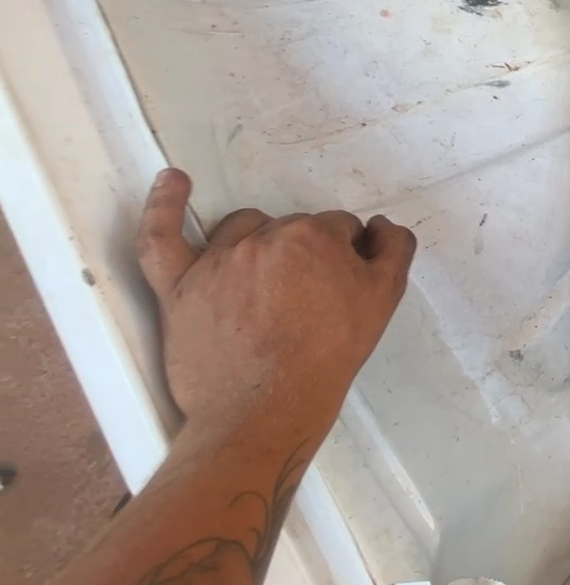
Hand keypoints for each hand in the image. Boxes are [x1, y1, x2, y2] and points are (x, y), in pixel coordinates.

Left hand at [136, 168, 415, 442]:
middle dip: (312, 251)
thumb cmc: (334, 347)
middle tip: (317, 295)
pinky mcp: (178, 288)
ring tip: (276, 276)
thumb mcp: (387, 293)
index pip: (341, 228)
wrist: (270, 403)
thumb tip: (380, 227)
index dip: (349, 255)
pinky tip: (172, 181)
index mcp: (314, 236)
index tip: (347, 285)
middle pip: (295, 227)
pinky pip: (159, 239)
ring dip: (266, 239)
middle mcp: (263, 238)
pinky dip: (163, 206)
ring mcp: (214, 261)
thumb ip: (395, 247)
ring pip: (246, 227)